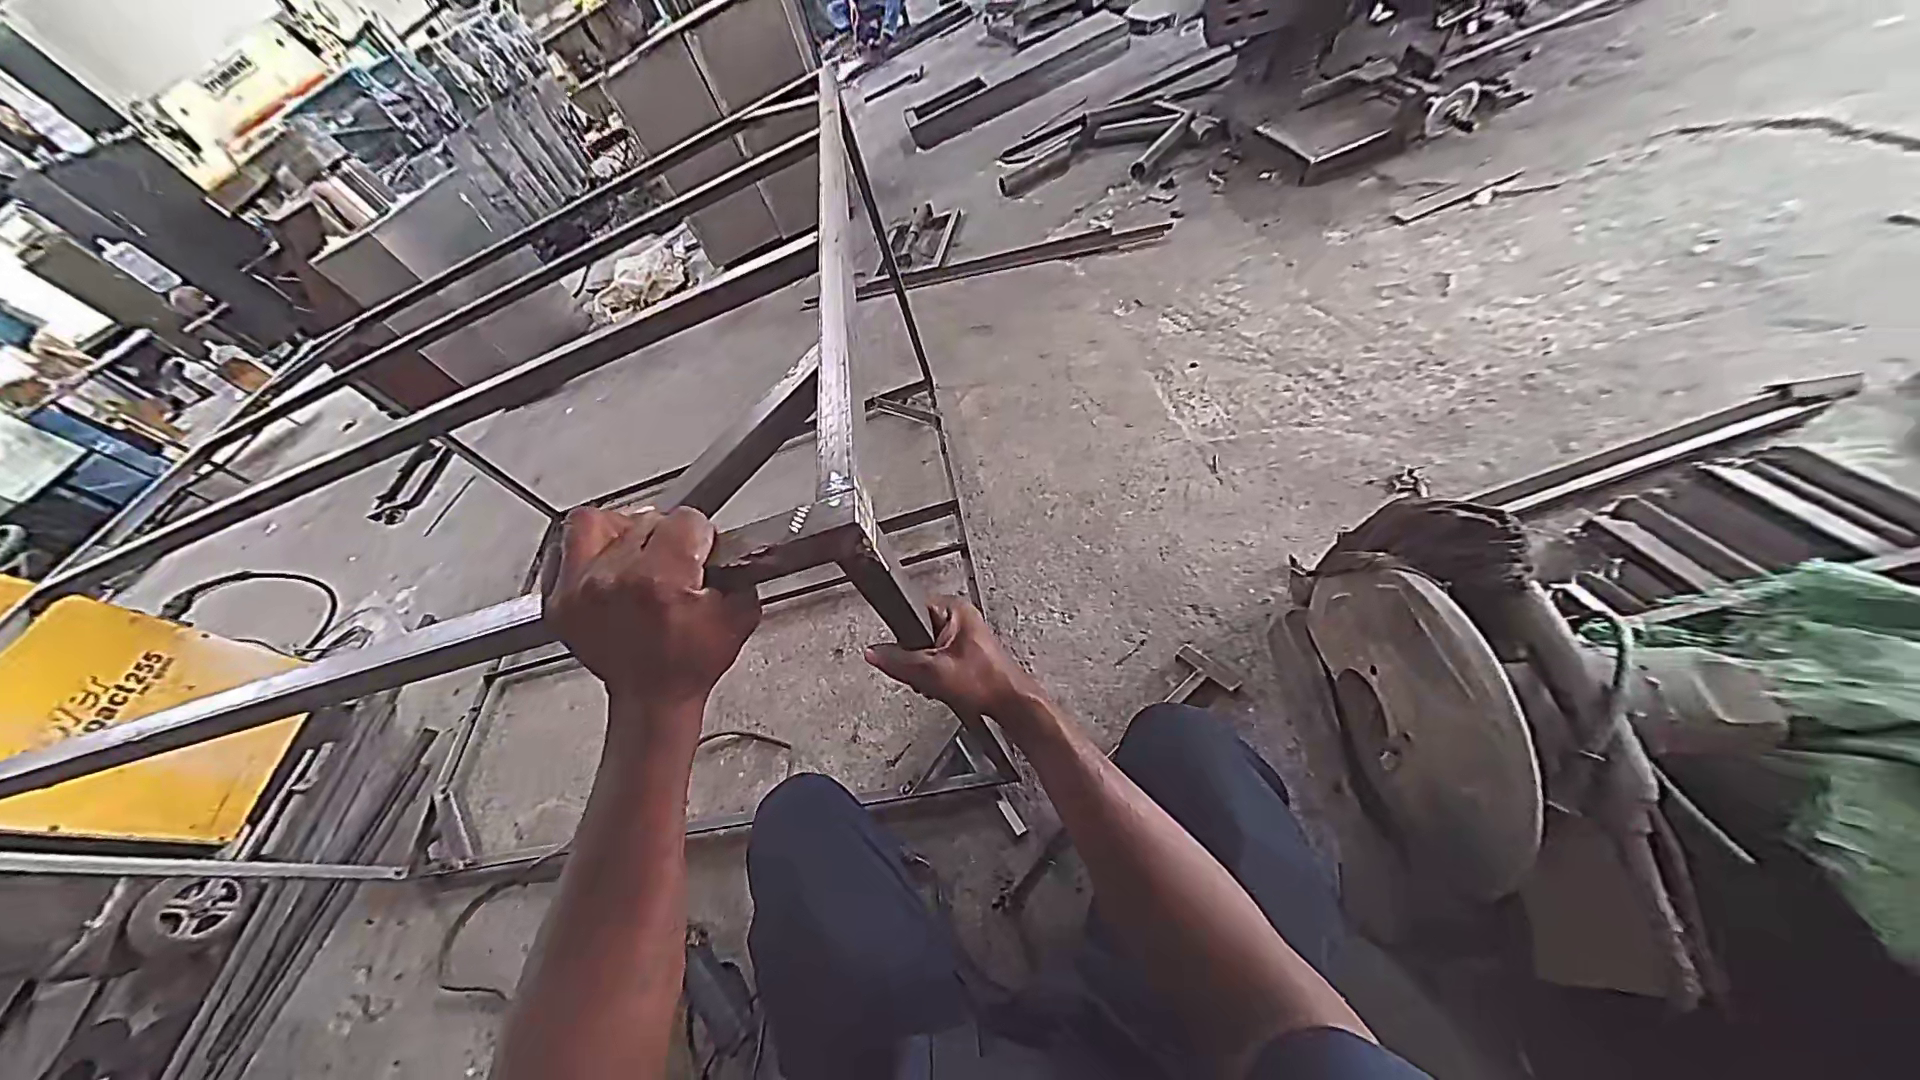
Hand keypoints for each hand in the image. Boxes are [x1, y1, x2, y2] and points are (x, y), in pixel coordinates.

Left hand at [544, 505, 760, 717]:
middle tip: (678, 560)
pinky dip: (590, 547)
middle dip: (670, 537)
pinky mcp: (559, 599)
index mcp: (660, 580)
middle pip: (647, 518)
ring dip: (625, 531)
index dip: (703, 535)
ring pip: (600, 521)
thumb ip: (740, 573)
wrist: (652, 699)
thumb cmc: (689, 664)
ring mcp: (580, 588)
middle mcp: (614, 578)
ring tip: (639, 551)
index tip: (703, 550)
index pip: (685, 519)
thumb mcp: (739, 616)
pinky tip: (609, 561)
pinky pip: (567, 545)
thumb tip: (732, 549)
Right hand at [864, 595, 1045, 722]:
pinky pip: (936, 659)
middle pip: (916, 632)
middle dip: (917, 657)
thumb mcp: (932, 672)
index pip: (911, 610)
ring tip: (942, 680)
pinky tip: (946, 685)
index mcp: (955, 608)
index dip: (904, 635)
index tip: (908, 652)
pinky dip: (936, 674)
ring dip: (927, 669)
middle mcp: (961, 616)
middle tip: (930, 671)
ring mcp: (963, 634)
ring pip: (926, 649)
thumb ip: (898, 661)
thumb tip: (875, 653)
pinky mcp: (964, 652)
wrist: (1009, 704)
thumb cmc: (987, 683)